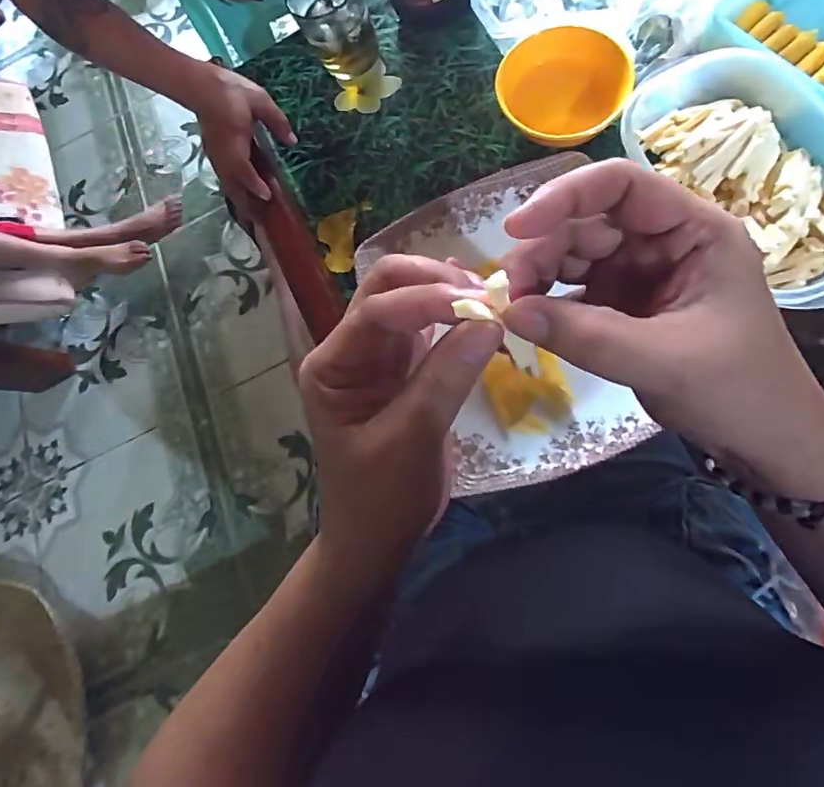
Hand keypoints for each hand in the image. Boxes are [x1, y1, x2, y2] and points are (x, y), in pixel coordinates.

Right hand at [186, 65, 296, 206]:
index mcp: (234, 142)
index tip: (267, 196)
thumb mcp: (259, 100)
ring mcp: (216, 155)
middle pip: (232, 185)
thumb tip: (292, 140)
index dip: (255, 184)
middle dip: (246, 204)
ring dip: (240, 200)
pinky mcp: (214, 153)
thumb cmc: (230, 91)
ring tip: (254, 216)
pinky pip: (224, 177)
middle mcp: (222, 154)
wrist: (199, 85)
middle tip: (261, 221)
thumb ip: (276, 121)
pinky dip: (235, 189)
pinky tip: (244, 195)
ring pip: (227, 183)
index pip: (242, 169)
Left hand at [298, 255, 499, 579]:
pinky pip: (427, 325)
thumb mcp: (412, 440)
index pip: (375, 310)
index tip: (478, 303)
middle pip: (385, 288)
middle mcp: (350, 349)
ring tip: (491, 296)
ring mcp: (378, 355)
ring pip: (408, 299)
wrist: (376, 542)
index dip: (426, 298)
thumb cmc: (381, 499)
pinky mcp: (405, 367)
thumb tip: (490, 321)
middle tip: (485, 293)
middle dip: (433, 281)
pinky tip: (477, 301)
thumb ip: (445, 378)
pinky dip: (451, 310)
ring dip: (446, 290)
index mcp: (332, 364)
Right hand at [497, 159, 823, 499]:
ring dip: (541, 274)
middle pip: (590, 220)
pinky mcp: (627, 303)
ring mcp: (644, 272)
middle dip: (545, 248)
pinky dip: (551, 301)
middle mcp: (666, 240)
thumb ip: (587, 335)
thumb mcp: (665, 360)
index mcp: (696, 230)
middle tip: (509, 289)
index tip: (518, 226)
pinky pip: (578, 288)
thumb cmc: (742, 392)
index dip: (567, 195)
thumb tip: (511, 312)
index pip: (624, 185)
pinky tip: (530, 317)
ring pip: (578, 253)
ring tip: (514, 306)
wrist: (770, 445)